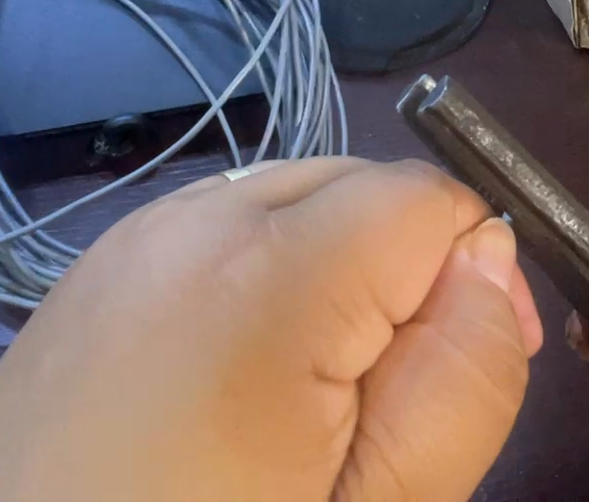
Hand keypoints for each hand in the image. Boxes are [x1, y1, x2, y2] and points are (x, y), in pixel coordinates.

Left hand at [0, 157, 543, 501]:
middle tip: (377, 401)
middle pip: (362, 186)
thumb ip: (457, 382)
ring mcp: (137, 233)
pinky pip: (228, 225)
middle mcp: (196, 218)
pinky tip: (231, 372)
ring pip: (298, 198)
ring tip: (300, 394)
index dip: (470, 270)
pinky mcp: (101, 263)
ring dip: (335, 269)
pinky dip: (265, 271)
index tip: (457, 364)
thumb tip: (488, 258)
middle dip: (401, 268)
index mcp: (266, 274)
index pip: (427, 197)